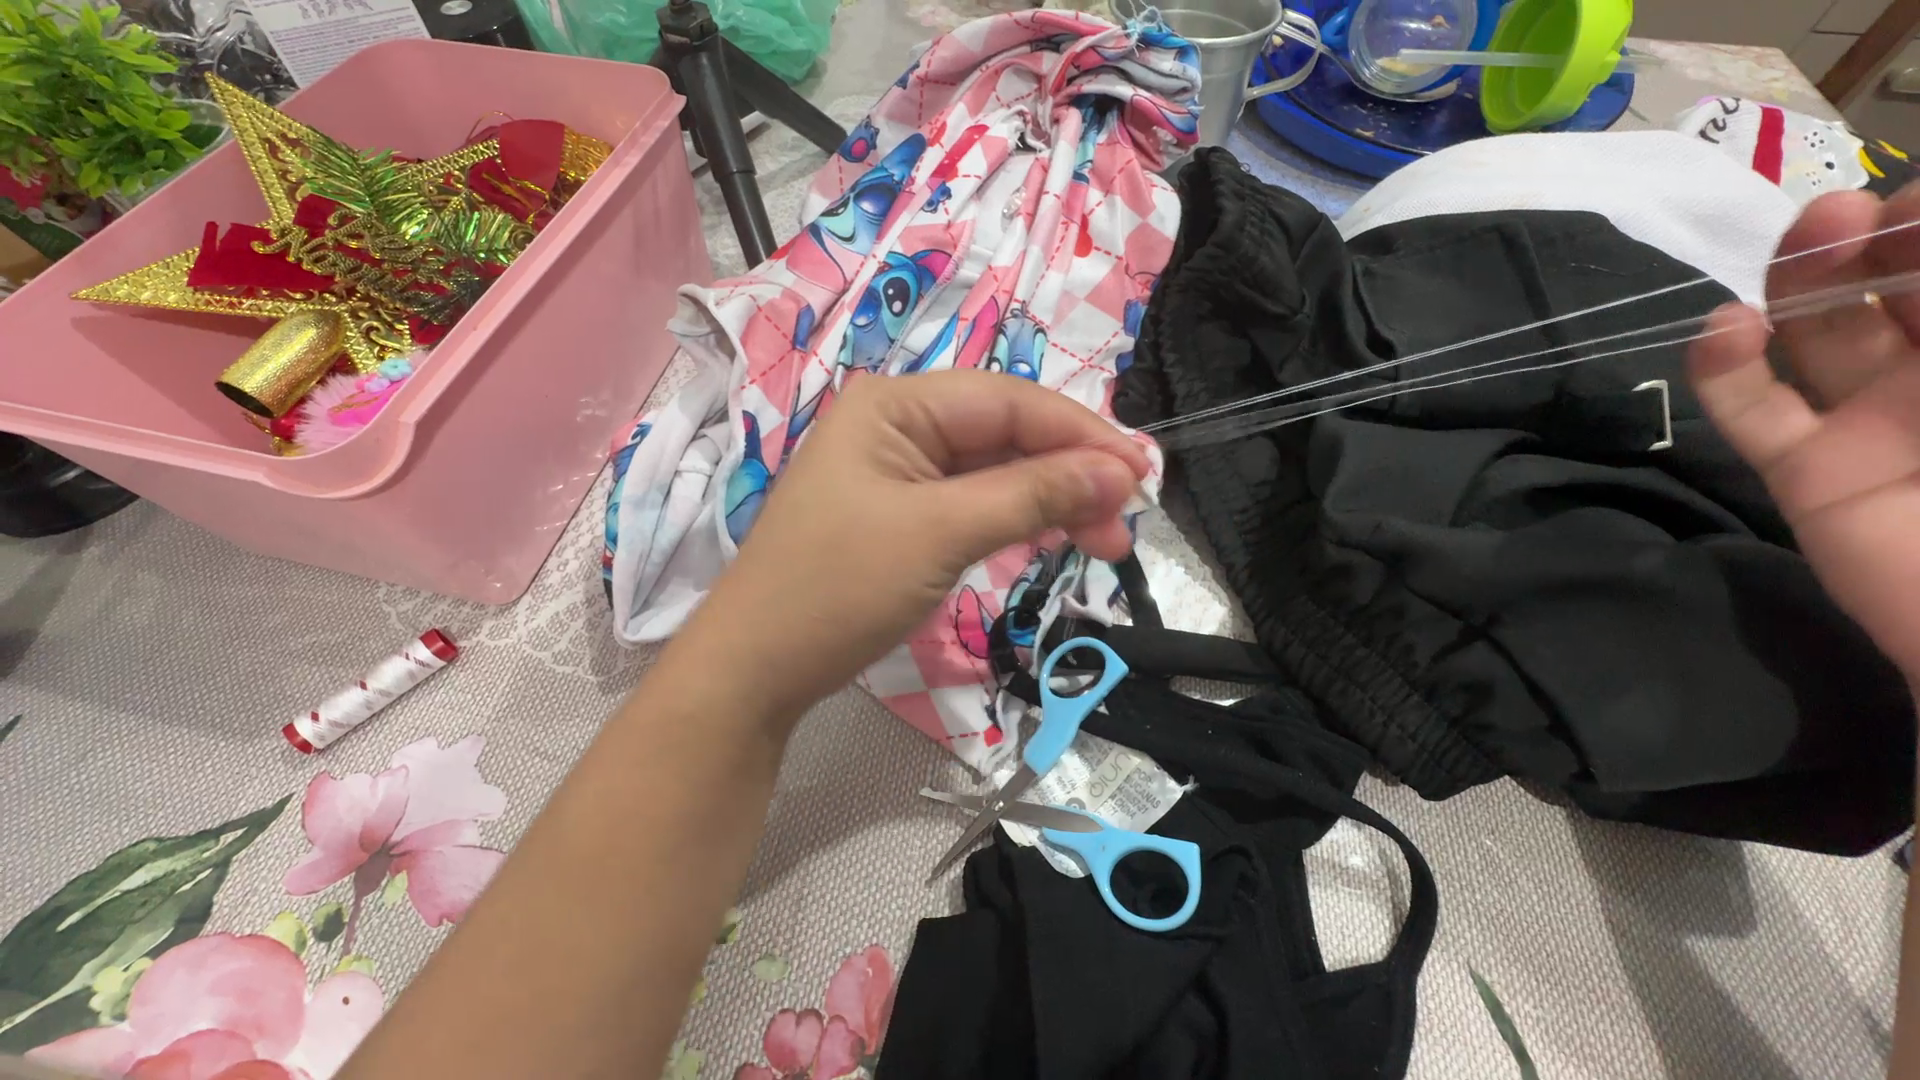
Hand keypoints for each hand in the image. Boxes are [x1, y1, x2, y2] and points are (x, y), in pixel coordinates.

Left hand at [672, 370, 1149, 716]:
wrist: (757, 669)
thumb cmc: (839, 588)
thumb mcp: (942, 534)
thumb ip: (1032, 496)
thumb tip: (1120, 471)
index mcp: (895, 404)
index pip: (1009, 402)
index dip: (1080, 435)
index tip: (1142, 475)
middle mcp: (897, 426)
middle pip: (1006, 435)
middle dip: (1069, 474)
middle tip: (1125, 524)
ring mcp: (897, 473)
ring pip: (995, 473)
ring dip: (1050, 502)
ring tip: (1104, 544)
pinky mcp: (901, 517)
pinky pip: (973, 504)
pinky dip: (1015, 521)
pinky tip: (1054, 539)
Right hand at [1690, 186, 1919, 681]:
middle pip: (1890, 284)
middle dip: (1877, 235)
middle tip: (1865, 207)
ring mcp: (1870, 420)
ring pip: (1817, 333)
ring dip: (1803, 277)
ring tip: (1813, 230)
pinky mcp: (1805, 469)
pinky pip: (1751, 412)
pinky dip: (1721, 369)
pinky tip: (1722, 329)